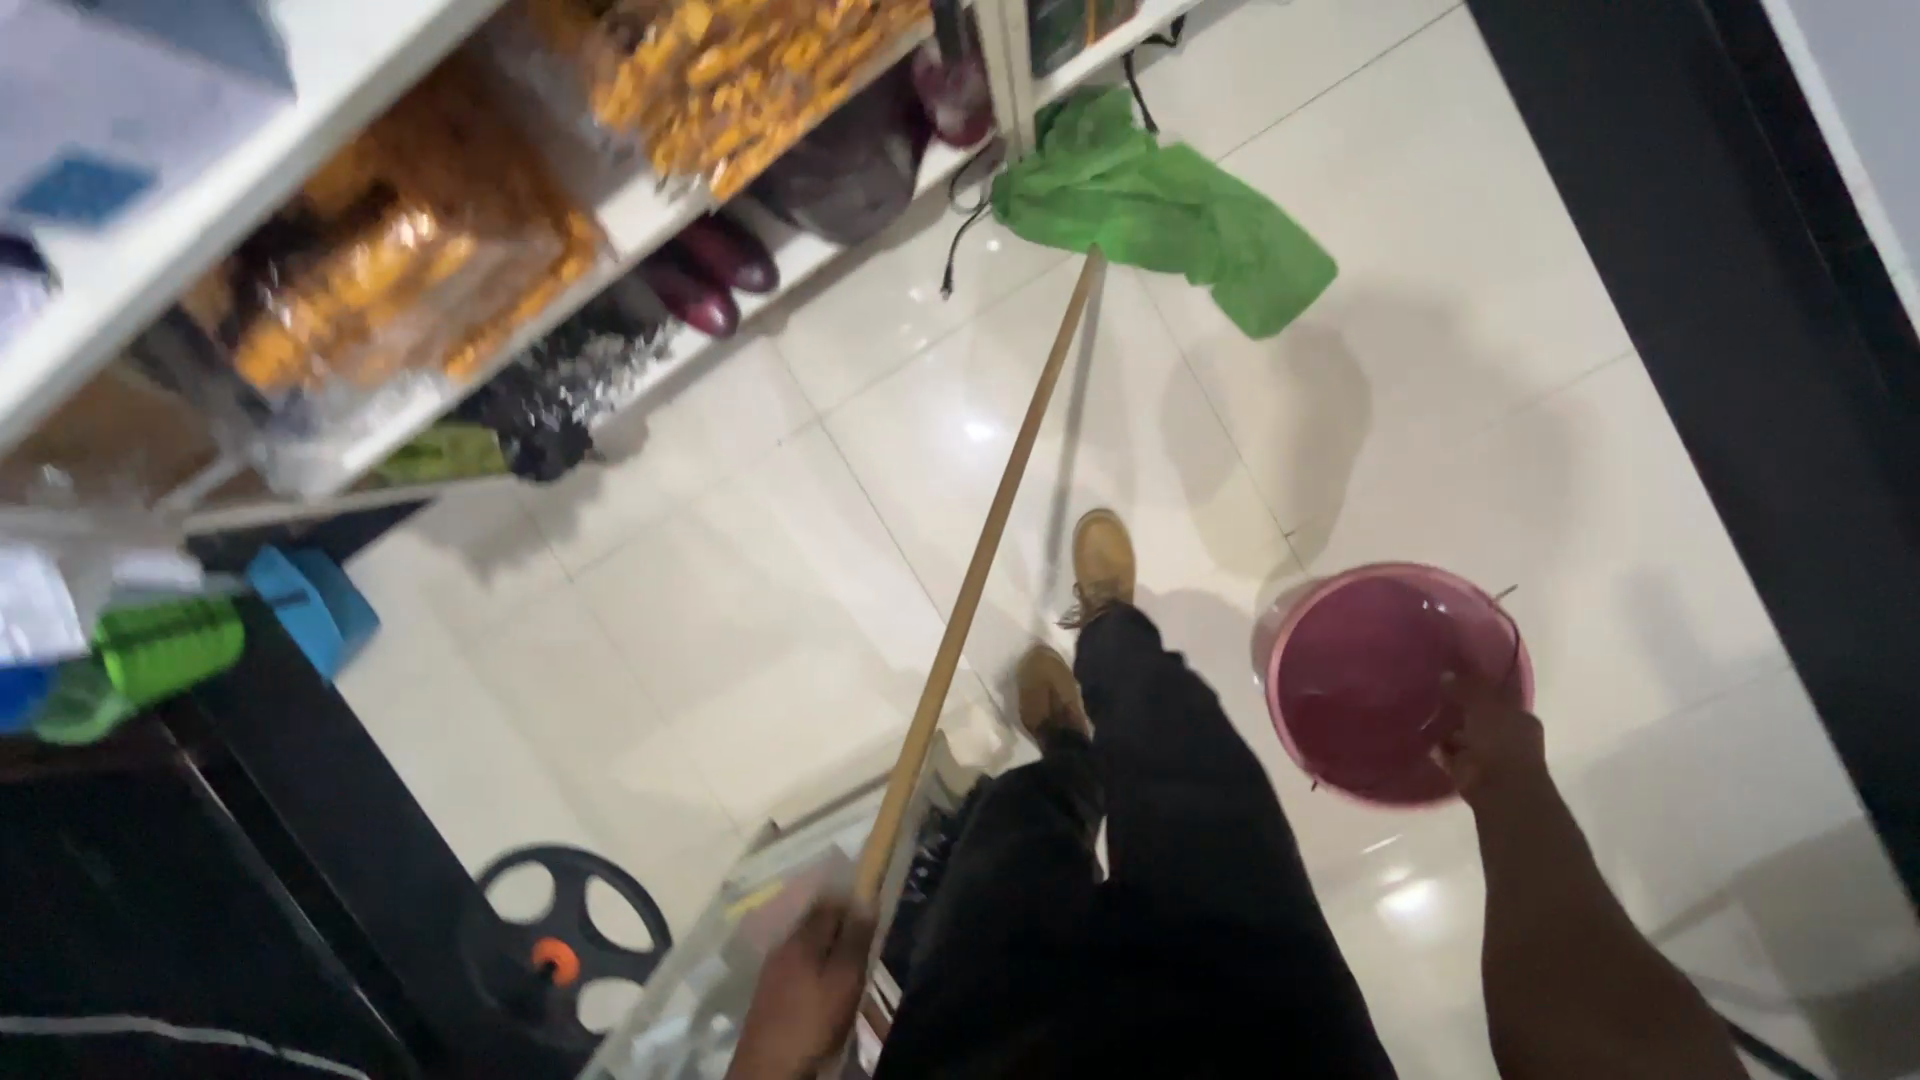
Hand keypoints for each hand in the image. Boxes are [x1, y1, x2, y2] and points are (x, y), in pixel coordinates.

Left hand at [728, 895, 876, 1079]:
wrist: (769, 1071)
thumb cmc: (813, 1022)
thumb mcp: (844, 980)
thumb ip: (855, 939)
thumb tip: (866, 896)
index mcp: (802, 937)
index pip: (829, 900)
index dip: (851, 898)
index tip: (872, 908)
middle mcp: (784, 944)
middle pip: (815, 921)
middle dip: (839, 922)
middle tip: (863, 939)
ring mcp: (772, 969)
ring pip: (805, 943)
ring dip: (827, 946)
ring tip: (846, 963)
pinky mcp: (768, 992)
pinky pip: (797, 964)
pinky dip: (814, 965)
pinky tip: (822, 984)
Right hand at [1431, 672, 1549, 808]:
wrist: (1499, 790)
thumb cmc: (1500, 742)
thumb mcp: (1484, 705)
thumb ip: (1467, 688)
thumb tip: (1446, 674)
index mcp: (1519, 718)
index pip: (1498, 695)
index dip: (1478, 684)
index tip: (1455, 672)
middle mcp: (1505, 735)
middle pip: (1477, 714)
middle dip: (1457, 705)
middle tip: (1431, 689)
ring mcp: (1485, 754)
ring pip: (1460, 733)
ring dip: (1444, 726)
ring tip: (1418, 709)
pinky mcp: (1465, 769)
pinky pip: (1446, 752)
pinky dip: (1435, 745)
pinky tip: (1418, 732)